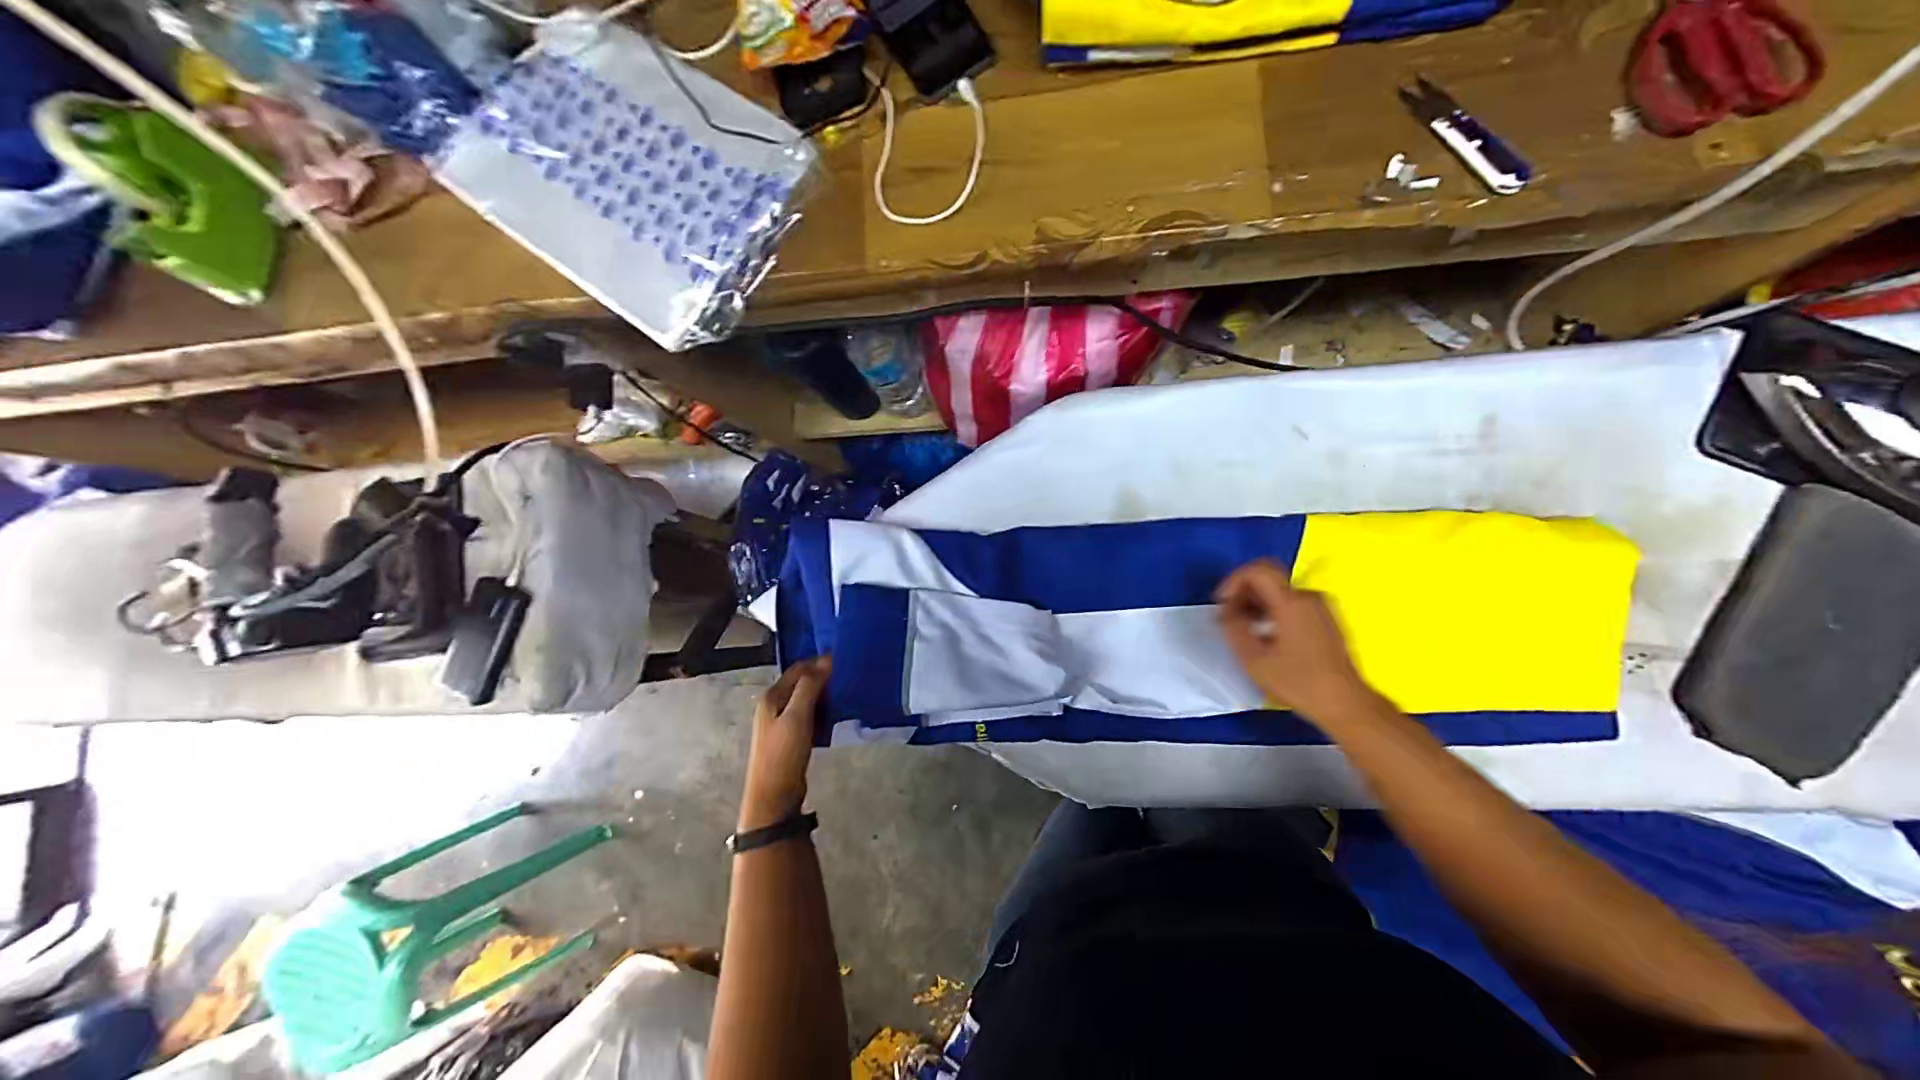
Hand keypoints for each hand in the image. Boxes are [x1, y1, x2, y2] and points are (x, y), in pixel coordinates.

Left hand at [740, 656, 830, 830]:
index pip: (798, 669)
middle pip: (802, 684)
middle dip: (824, 680)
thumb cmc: (784, 754)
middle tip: (849, 678)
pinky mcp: (791, 737)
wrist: (774, 797)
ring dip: (825, 697)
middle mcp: (774, 705)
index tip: (844, 661)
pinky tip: (837, 717)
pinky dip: (823, 714)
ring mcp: (781, 722)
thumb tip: (826, 660)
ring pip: (807, 701)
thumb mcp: (798, 717)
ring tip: (847, 695)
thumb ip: (810, 687)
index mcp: (771, 697)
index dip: (819, 663)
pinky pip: (810, 717)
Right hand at [1216, 559, 1375, 722]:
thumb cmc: (1298, 683)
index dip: (1232, 582)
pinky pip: (1291, 602)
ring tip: (1243, 628)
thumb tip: (1226, 611)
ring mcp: (1321, 607)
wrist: (1344, 703)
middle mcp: (1308, 597)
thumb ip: (1233, 627)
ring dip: (1256, 602)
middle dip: (1242, 592)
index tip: (1222, 603)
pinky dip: (1272, 610)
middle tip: (1228, 617)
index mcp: (1292, 602)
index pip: (1257, 570)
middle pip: (1268, 577)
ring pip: (1279, 590)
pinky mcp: (1325, 619)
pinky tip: (1264, 634)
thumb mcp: (1253, 659)